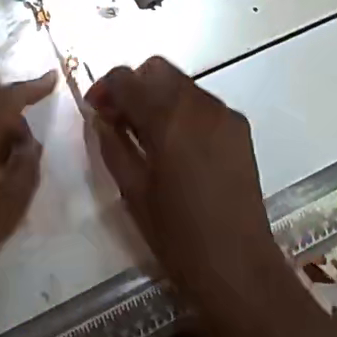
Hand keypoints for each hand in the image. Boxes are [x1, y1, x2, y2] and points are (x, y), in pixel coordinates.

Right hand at [85, 57, 292, 321]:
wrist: (239, 266)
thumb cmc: (178, 236)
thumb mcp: (133, 192)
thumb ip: (113, 145)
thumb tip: (100, 117)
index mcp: (168, 119)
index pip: (128, 78)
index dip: (106, 87)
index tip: (96, 109)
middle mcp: (199, 104)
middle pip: (157, 69)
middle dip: (134, 85)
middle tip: (118, 118)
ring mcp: (224, 113)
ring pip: (181, 82)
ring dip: (158, 96)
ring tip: (146, 134)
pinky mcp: (240, 126)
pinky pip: (203, 102)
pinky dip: (183, 109)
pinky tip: (177, 145)